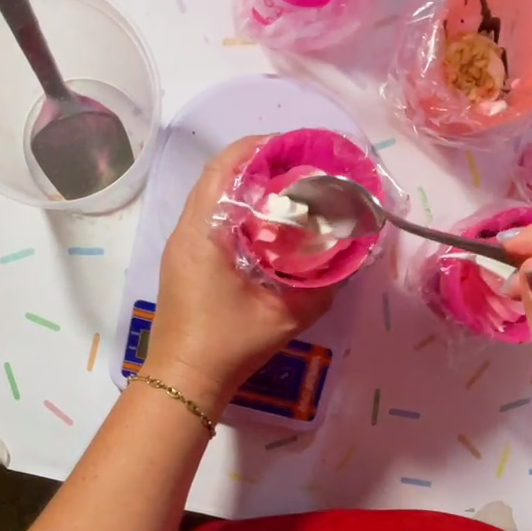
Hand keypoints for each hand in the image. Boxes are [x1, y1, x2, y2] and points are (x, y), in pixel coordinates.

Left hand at [144, 136, 334, 415]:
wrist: (184, 382)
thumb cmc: (228, 345)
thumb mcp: (284, 316)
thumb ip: (320, 285)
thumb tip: (349, 259)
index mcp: (203, 232)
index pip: (226, 166)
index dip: (262, 149)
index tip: (297, 150)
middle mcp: (187, 231)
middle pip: (220, 178)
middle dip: (261, 167)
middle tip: (301, 173)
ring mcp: (182, 248)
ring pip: (214, 200)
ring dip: (248, 191)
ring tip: (289, 196)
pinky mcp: (185, 264)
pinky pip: (211, 223)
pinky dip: (239, 215)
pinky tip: (268, 231)